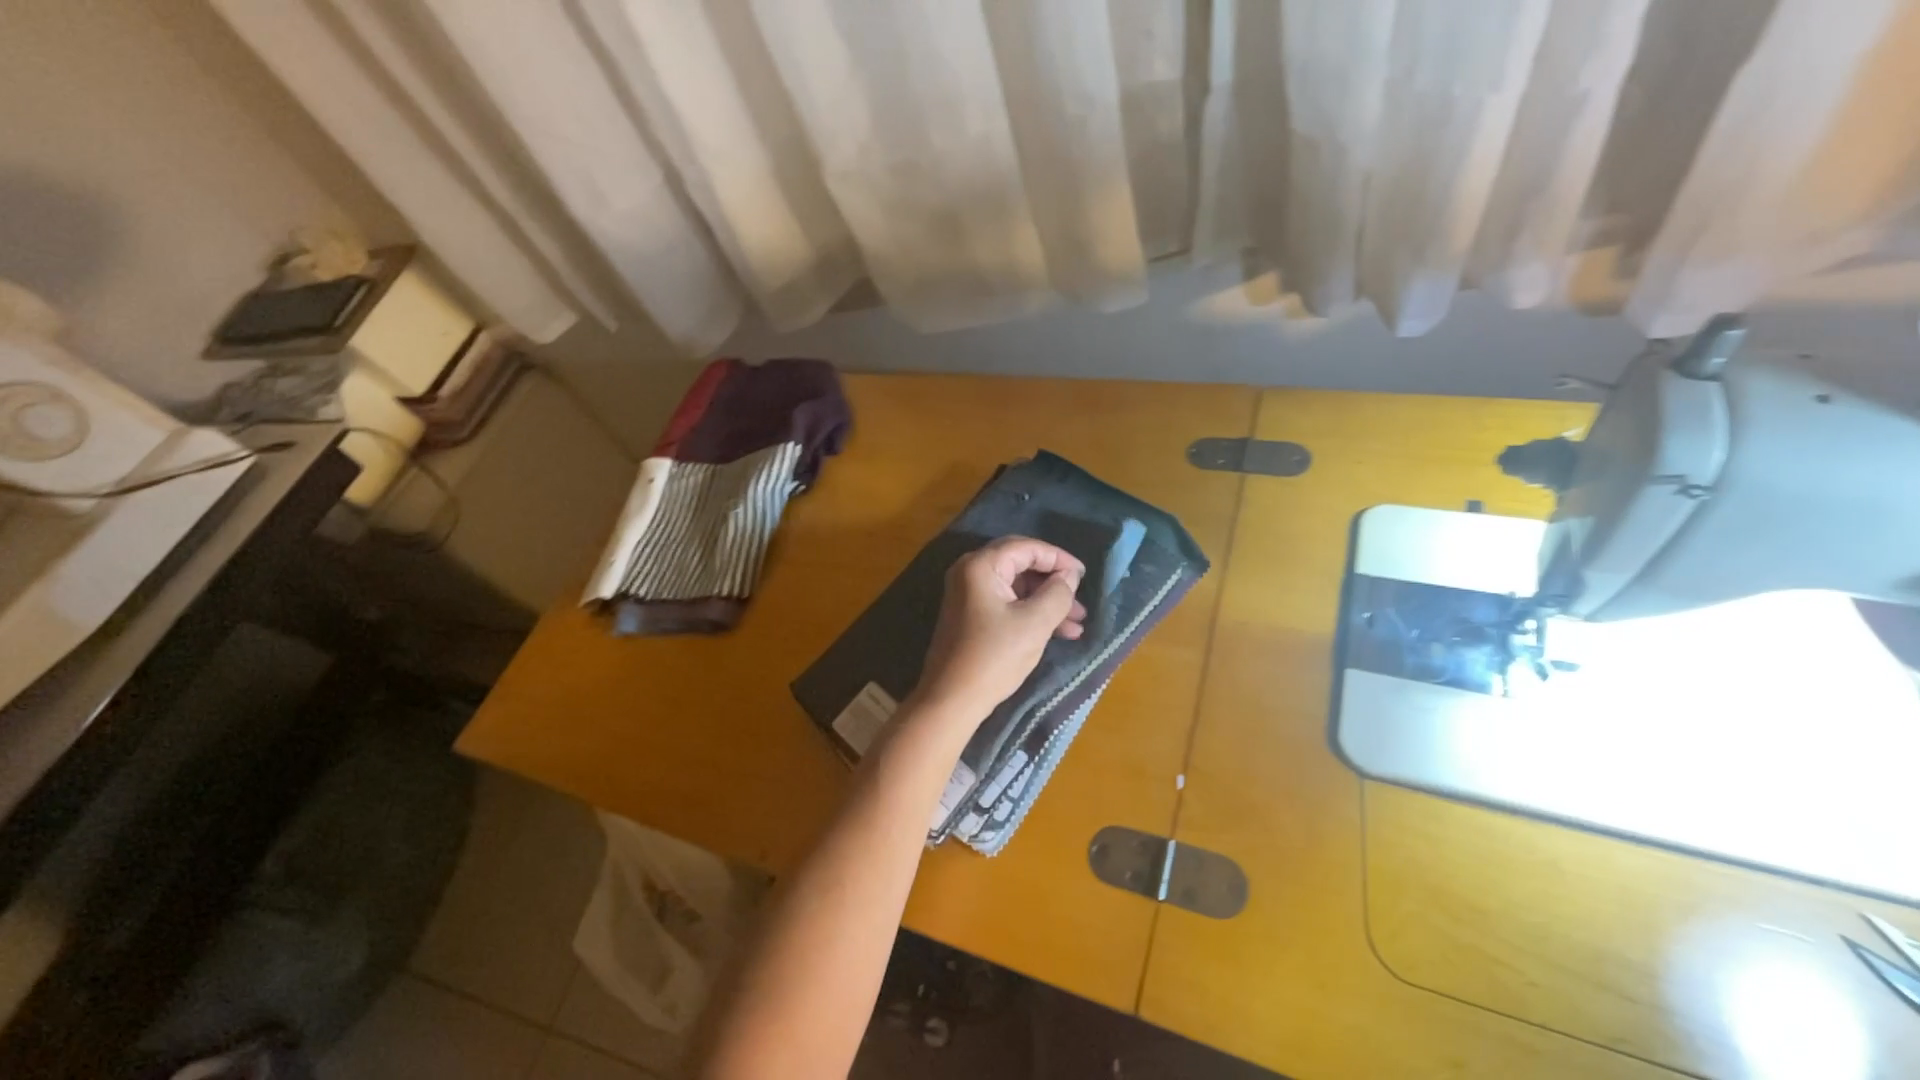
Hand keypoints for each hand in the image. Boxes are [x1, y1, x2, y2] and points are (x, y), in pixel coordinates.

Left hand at [912, 536, 1087, 723]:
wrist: (952, 699)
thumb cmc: (994, 657)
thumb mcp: (1035, 623)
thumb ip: (1057, 593)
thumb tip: (1068, 577)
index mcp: (981, 566)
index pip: (1026, 547)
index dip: (1058, 558)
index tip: (1083, 575)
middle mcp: (970, 573)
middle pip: (1021, 565)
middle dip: (1054, 583)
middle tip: (1080, 601)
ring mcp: (968, 595)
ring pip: (1017, 588)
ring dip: (1047, 603)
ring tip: (1077, 624)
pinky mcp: (971, 616)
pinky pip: (1007, 604)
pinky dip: (1031, 614)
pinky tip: (1059, 633)